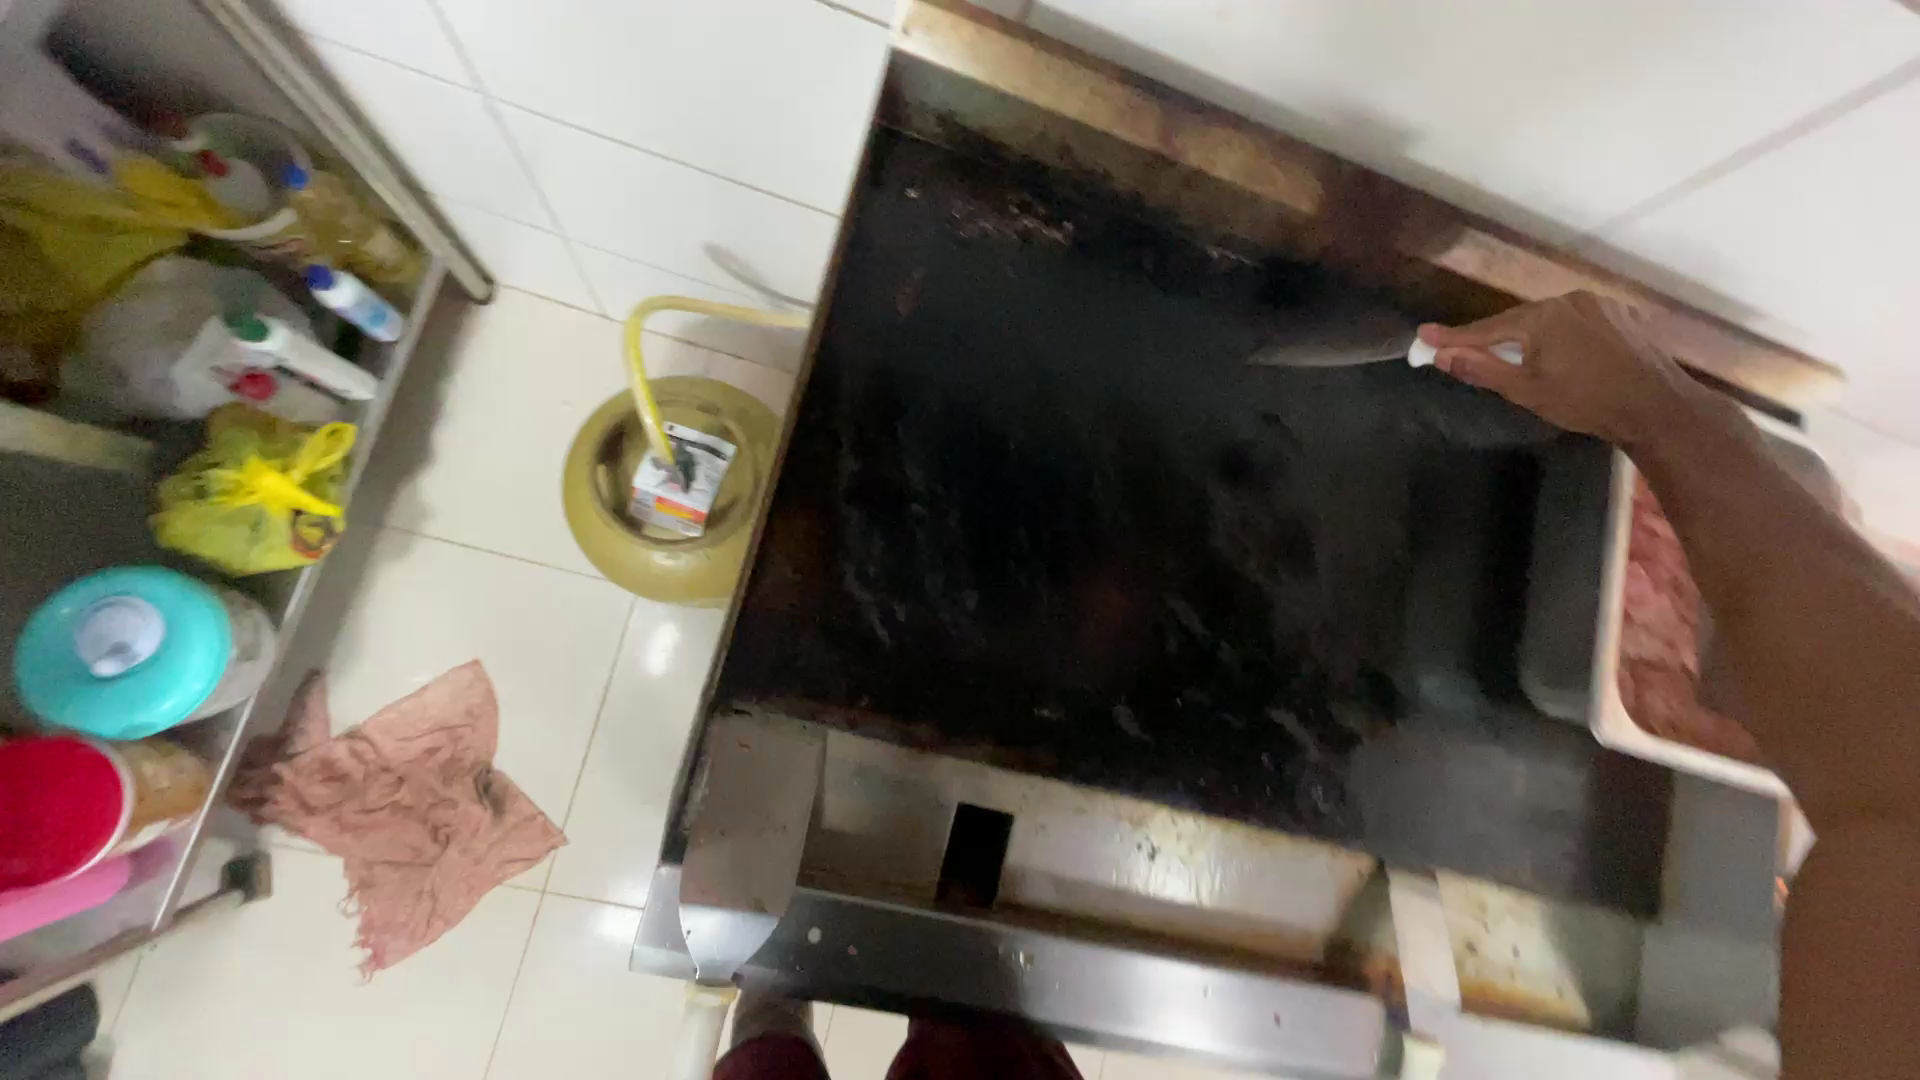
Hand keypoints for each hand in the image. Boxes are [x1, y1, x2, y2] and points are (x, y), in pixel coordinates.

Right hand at [1416, 291, 1699, 447]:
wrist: (1657, 405)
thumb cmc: (1585, 400)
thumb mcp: (1524, 390)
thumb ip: (1481, 368)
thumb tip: (1442, 355)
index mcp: (1542, 317)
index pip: (1485, 329)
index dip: (1451, 336)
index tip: (1422, 335)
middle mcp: (1569, 301)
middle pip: (1516, 321)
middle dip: (1490, 338)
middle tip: (1463, 351)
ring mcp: (1598, 305)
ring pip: (1545, 321)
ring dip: (1525, 338)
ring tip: (1511, 357)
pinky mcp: (1620, 315)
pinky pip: (1572, 322)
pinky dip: (1554, 336)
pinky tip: (1554, 354)